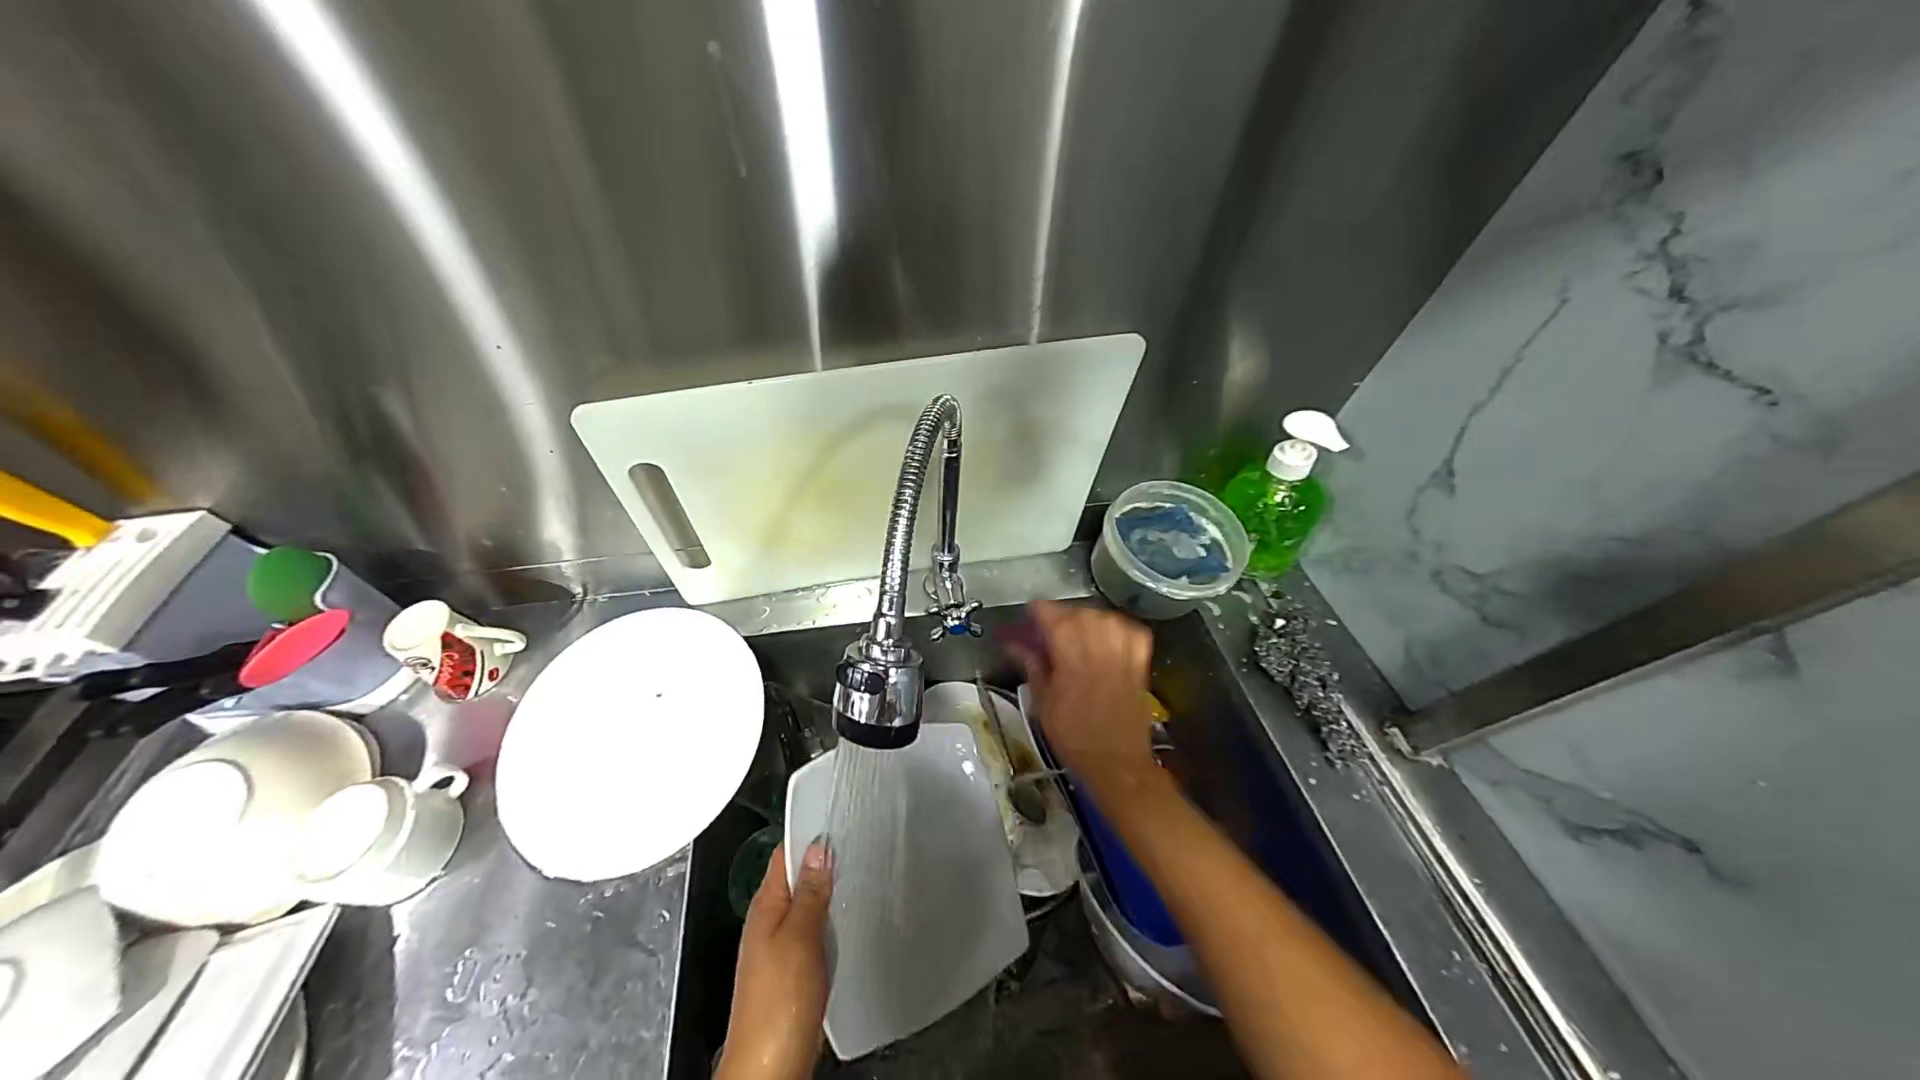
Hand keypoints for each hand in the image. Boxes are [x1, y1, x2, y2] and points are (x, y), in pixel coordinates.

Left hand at [716, 841, 833, 1079]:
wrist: (770, 1068)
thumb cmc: (778, 1006)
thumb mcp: (800, 938)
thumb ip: (811, 894)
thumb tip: (818, 850)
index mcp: (765, 907)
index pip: (785, 854)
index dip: (808, 834)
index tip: (836, 818)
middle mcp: (770, 922)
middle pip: (797, 878)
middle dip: (823, 861)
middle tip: (856, 843)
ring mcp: (781, 947)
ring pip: (807, 904)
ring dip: (828, 891)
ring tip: (857, 874)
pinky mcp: (794, 970)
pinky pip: (814, 931)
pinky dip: (831, 920)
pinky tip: (847, 920)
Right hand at [1011, 600, 1162, 803]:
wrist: (1117, 763)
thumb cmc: (1073, 737)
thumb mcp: (1042, 702)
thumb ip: (1031, 665)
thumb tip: (1013, 644)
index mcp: (1070, 657)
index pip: (1051, 615)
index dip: (1037, 612)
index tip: (1027, 617)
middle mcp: (1098, 648)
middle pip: (1078, 613)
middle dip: (1060, 616)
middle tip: (1046, 630)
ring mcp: (1122, 654)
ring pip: (1104, 617)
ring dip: (1086, 618)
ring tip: (1074, 631)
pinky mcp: (1140, 663)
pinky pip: (1131, 631)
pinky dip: (1117, 628)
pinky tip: (1106, 635)